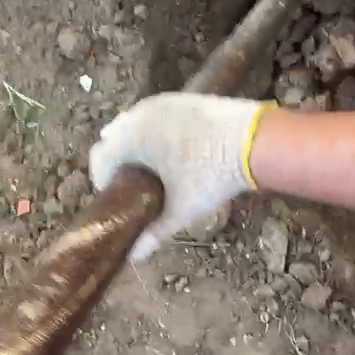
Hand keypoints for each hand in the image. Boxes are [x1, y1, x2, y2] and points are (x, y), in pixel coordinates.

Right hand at [88, 92, 271, 260]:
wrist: (254, 140)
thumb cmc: (211, 175)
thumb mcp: (182, 208)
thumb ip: (155, 232)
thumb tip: (134, 257)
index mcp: (131, 139)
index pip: (100, 158)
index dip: (102, 180)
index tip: (115, 196)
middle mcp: (139, 115)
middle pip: (112, 137)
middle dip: (117, 159)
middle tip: (132, 183)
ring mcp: (161, 102)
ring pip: (133, 121)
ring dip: (134, 142)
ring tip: (150, 166)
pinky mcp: (182, 98)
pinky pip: (154, 114)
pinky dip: (153, 129)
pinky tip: (170, 148)